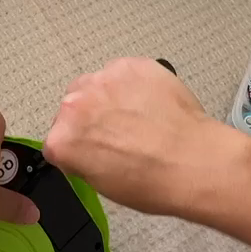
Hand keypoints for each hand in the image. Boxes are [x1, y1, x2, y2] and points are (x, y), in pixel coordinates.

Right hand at [43, 58, 250, 220]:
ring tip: (139, 117)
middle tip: (119, 134)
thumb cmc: (154, 181)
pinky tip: (152, 104)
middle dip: (91, 118)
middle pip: (73, 107)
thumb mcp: (102, 186)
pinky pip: (124, 73)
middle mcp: (75, 105)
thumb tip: (86, 149)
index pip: (57, 140)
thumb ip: (82, 159)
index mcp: (62, 140)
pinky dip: (134, 84)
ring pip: (97, 86)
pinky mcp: (130, 65)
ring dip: (110, 97)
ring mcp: (102, 80)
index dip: (77, 147)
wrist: (193, 161)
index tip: (92, 151)